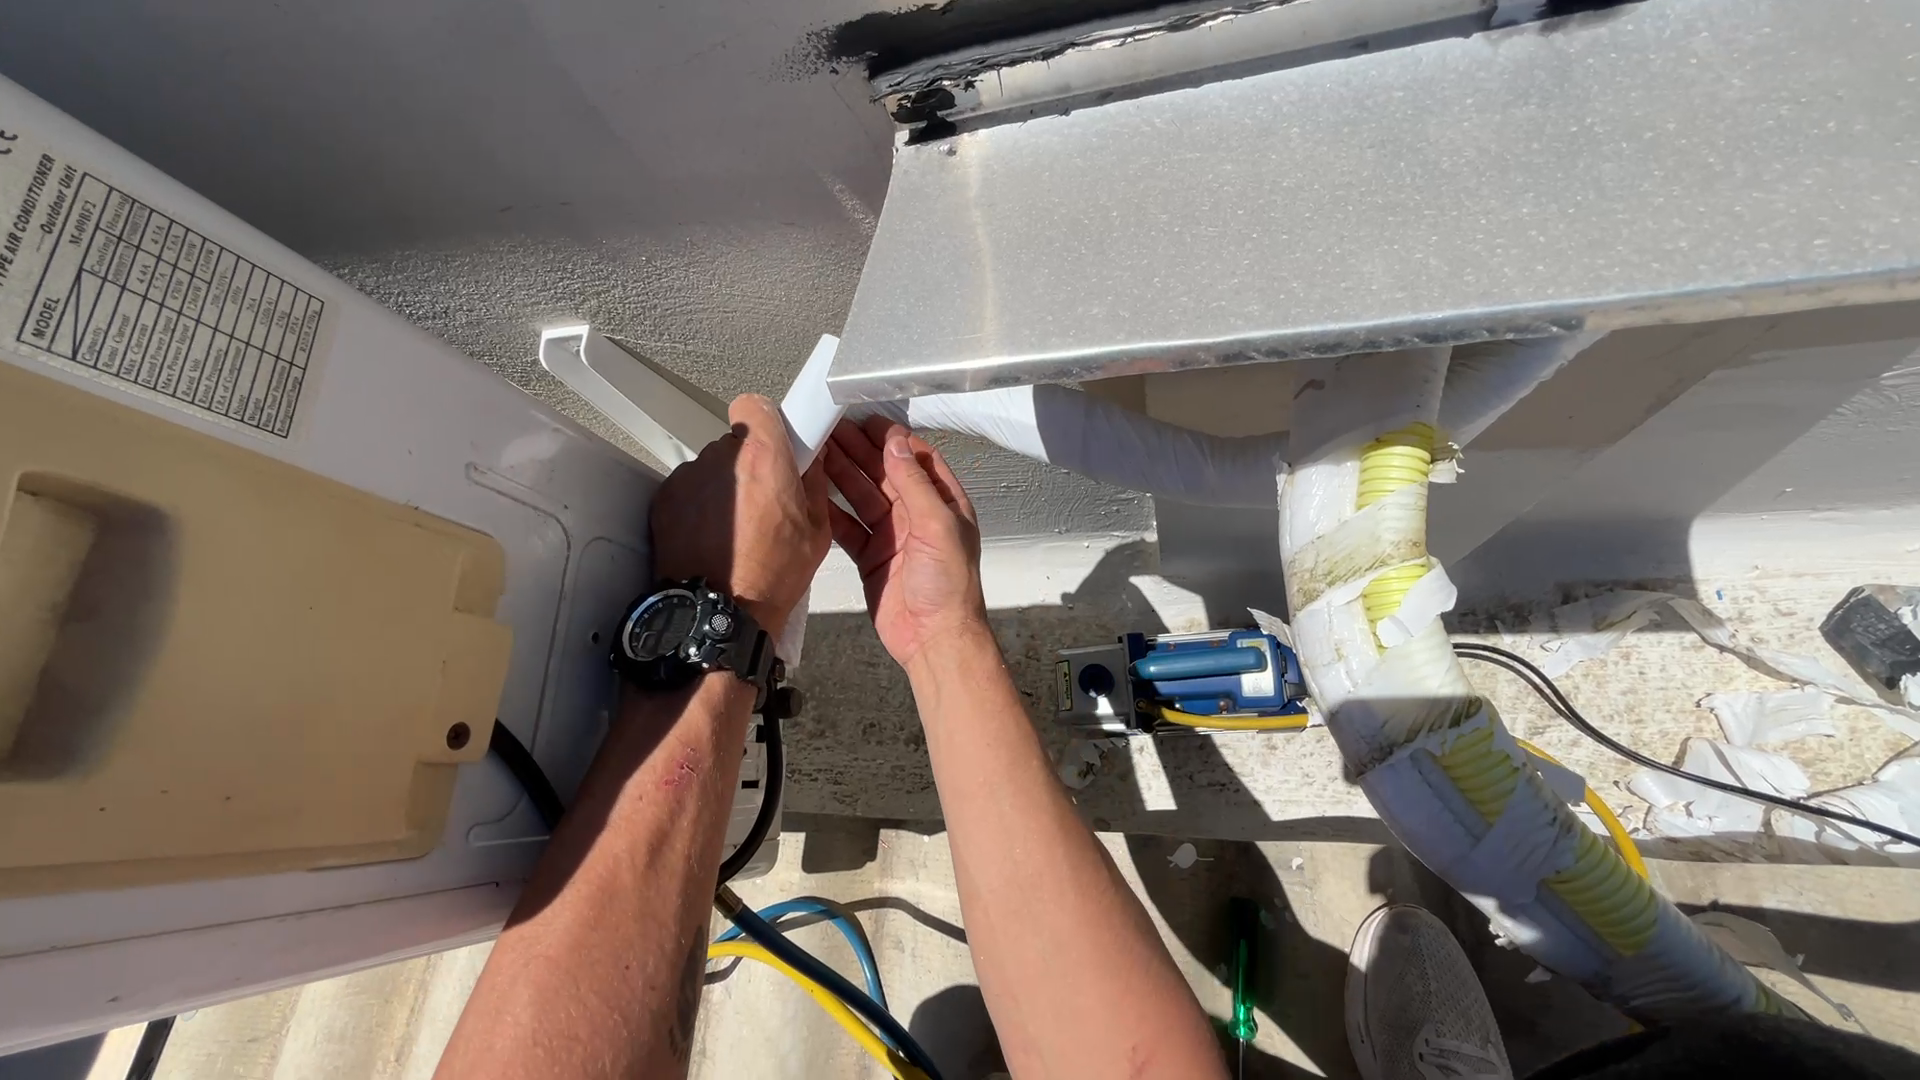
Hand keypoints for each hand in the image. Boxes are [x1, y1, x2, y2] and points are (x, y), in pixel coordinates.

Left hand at [650, 395, 830, 637]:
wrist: (719, 613)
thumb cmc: (769, 576)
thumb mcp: (817, 532)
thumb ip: (814, 485)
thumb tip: (813, 463)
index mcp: (766, 458)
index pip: (756, 405)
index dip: (766, 421)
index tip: (777, 441)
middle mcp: (724, 458)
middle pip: (736, 442)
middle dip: (751, 463)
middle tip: (765, 500)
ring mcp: (690, 477)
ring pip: (713, 467)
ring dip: (725, 486)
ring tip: (738, 528)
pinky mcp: (666, 498)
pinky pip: (690, 489)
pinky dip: (700, 506)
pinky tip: (714, 538)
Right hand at [823, 417, 986, 669]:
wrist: (934, 639)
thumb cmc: (948, 585)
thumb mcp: (938, 527)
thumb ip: (915, 485)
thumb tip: (896, 444)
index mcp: (942, 502)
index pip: (916, 459)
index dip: (891, 438)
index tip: (863, 419)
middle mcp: (917, 515)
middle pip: (883, 474)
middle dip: (857, 451)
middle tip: (828, 430)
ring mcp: (892, 536)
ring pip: (862, 497)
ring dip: (840, 476)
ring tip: (814, 452)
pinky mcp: (871, 557)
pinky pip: (848, 528)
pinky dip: (831, 512)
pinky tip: (812, 495)